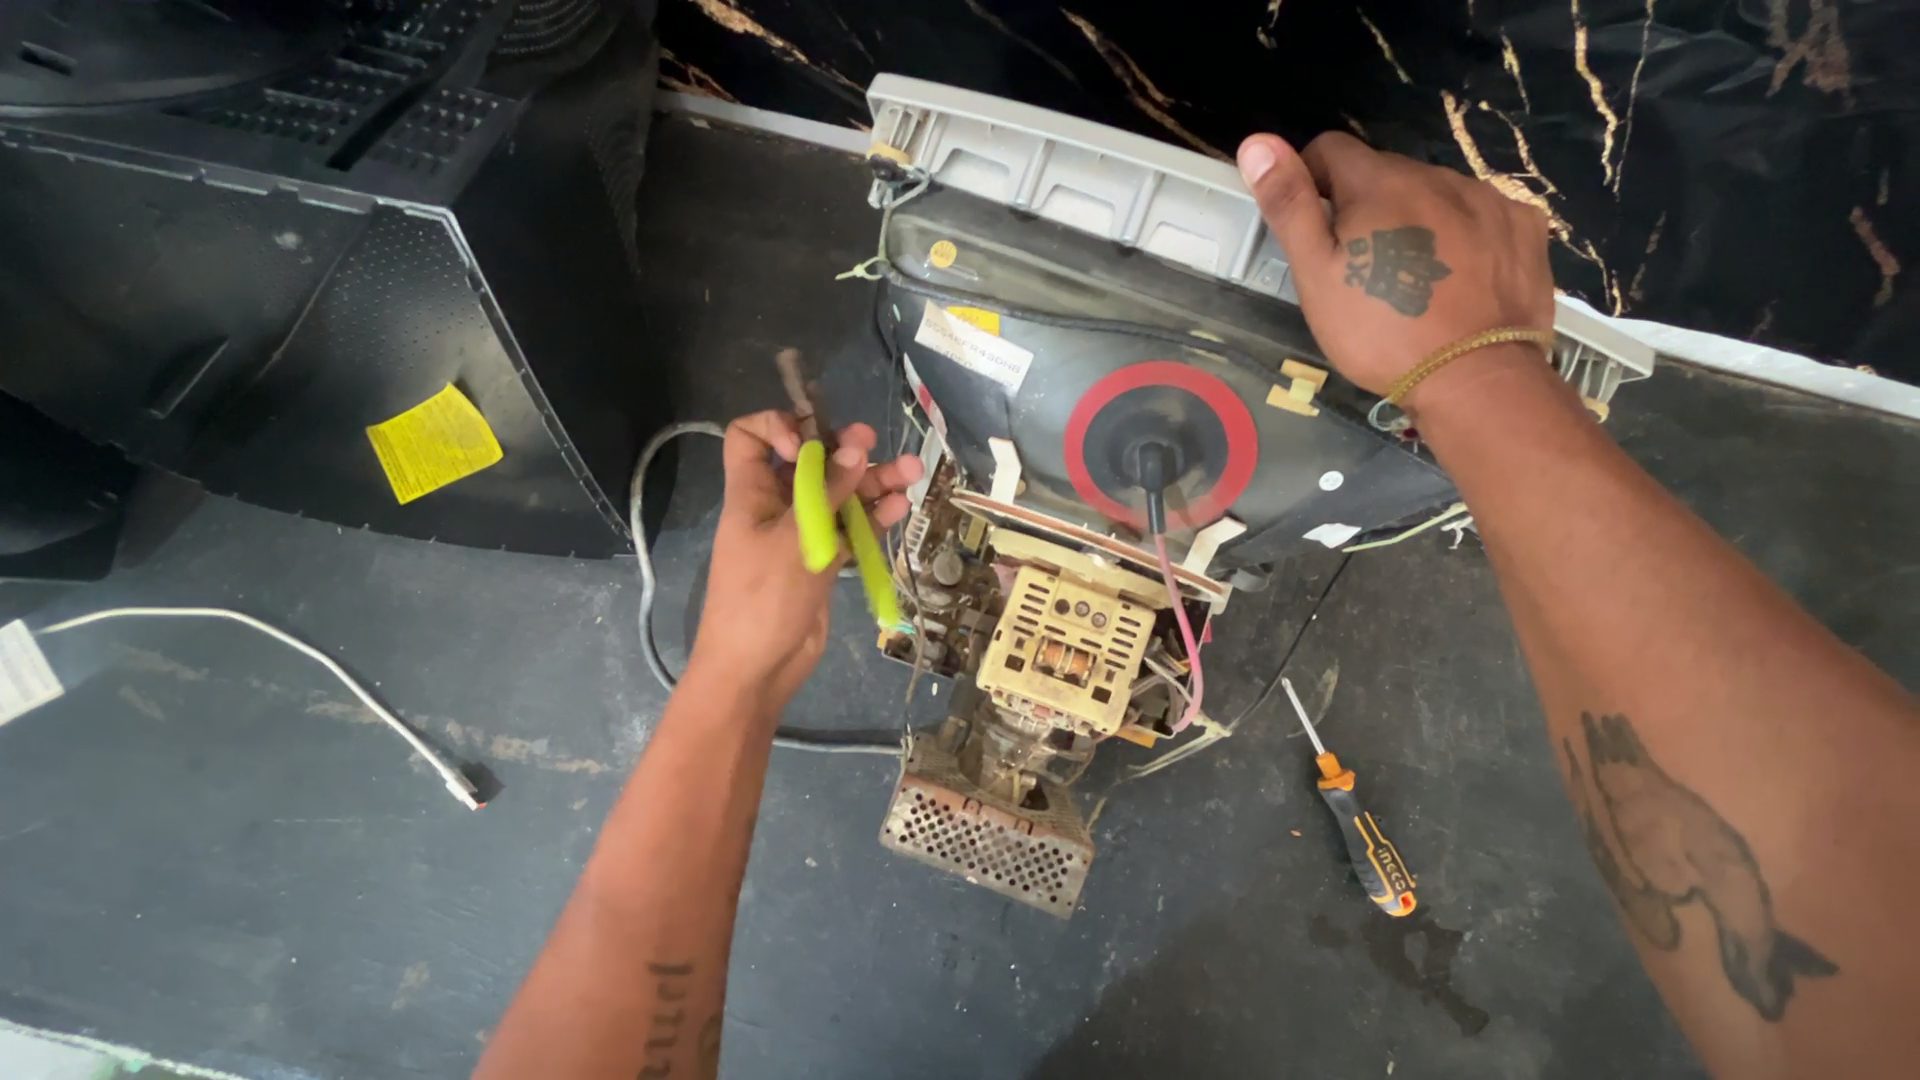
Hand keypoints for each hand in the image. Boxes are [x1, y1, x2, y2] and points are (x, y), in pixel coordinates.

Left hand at [683, 411, 922, 715]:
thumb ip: (827, 494)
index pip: (749, 438)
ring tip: (911, 472)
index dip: (778, 427)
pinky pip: (850, 530)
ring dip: (872, 483)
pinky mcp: (824, 561)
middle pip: (810, 465)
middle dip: (843, 452)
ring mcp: (802, 535)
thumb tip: (855, 449)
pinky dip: (873, 518)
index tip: (809, 442)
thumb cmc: (762, 598)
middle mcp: (776, 507)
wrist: (758, 668)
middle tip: (874, 444)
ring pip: (838, 497)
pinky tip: (900, 507)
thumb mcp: (795, 540)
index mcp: (751, 493)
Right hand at [1236, 132, 1555, 411]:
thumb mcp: (1316, 274)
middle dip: (1360, 207)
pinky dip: (1458, 235)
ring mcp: (1487, 199)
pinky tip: (1451, 279)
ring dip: (1410, 221)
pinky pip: (1478, 215)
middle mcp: (1437, 175)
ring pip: (1431, 195)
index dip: (1307, 181)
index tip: (1306, 227)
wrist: (1473, 376)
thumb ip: (1289, 206)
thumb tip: (1256, 142)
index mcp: (1379, 184)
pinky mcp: (1522, 227)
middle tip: (1352, 270)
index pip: (1330, 150)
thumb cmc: (1378, 330)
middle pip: (1383, 174)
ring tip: (1403, 280)